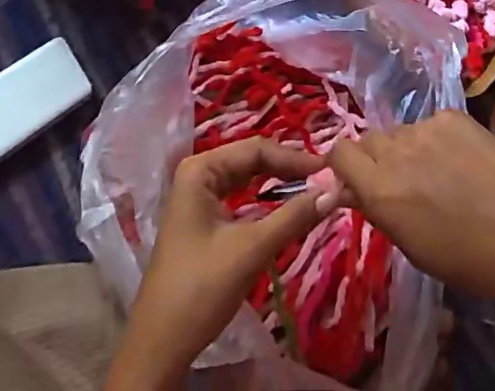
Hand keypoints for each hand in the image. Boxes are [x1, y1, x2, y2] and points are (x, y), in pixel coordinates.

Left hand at [107, 138, 335, 389]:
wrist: (160, 345)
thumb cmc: (200, 289)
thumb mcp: (251, 250)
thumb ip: (293, 217)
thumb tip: (334, 191)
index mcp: (200, 169)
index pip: (256, 149)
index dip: (295, 159)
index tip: (330, 172)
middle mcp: (198, 174)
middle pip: (252, 160)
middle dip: (289, 169)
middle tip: (326, 181)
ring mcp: (199, 197)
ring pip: (248, 178)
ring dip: (280, 184)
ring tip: (314, 190)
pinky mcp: (204, 219)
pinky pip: (242, 197)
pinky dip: (266, 201)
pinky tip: (287, 207)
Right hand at [327, 111, 494, 304]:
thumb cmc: (473, 259)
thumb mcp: (414, 248)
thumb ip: (379, 210)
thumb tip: (356, 191)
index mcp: (381, 190)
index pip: (339, 153)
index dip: (345, 166)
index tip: (358, 181)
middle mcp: (396, 151)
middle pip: (368, 140)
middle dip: (376, 159)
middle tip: (401, 181)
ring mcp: (425, 128)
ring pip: (400, 133)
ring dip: (407, 149)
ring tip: (438, 172)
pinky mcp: (452, 115)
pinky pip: (429, 124)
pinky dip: (437, 139)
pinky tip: (461, 160)